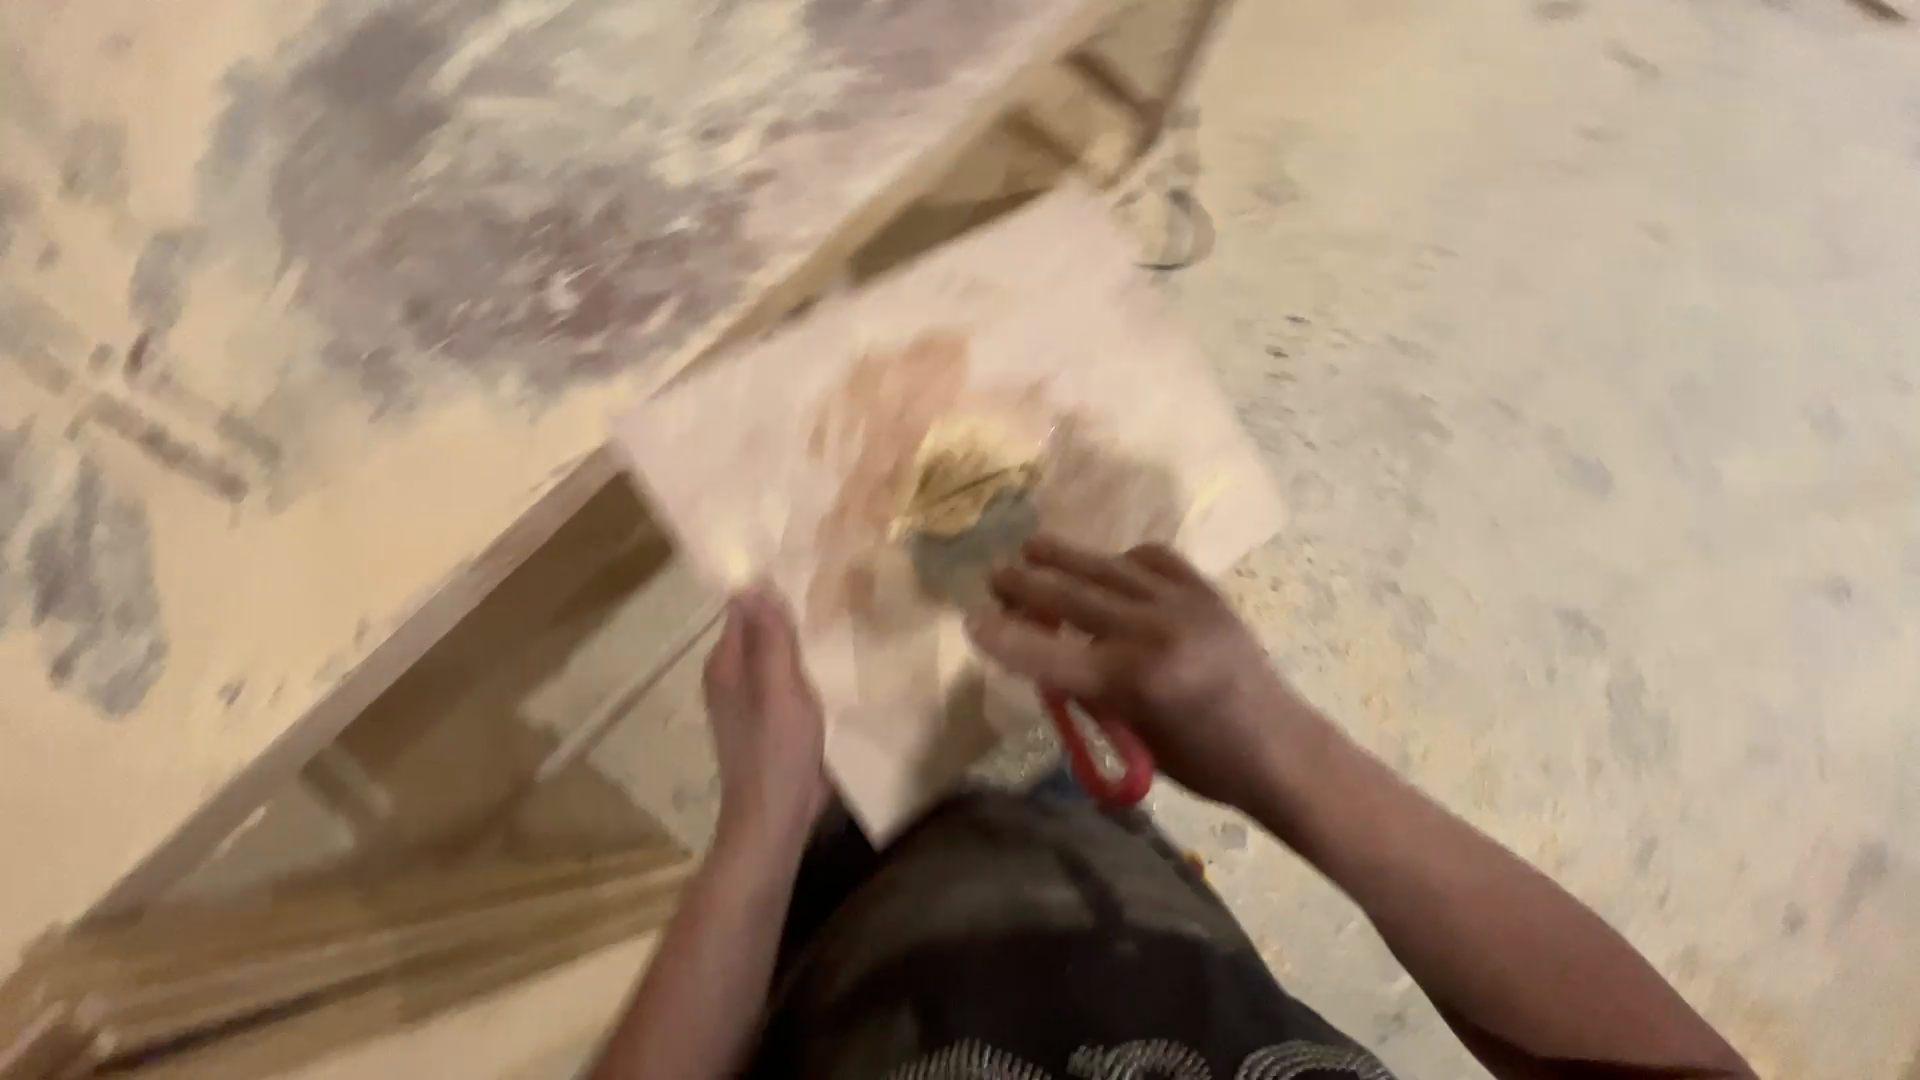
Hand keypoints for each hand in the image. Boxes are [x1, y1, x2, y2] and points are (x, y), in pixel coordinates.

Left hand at [702, 586, 829, 847]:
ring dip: (803, 637)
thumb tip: (754, 584)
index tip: (809, 563)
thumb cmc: (777, 752)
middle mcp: (733, 675)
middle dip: (790, 608)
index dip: (771, 586)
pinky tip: (836, 657)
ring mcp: (752, 697)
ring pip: (778, 652)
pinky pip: (789, 676)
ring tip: (841, 610)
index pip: (744, 606)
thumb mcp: (779, 690)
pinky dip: (808, 664)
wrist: (776, 818)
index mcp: (727, 663)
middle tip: (835, 582)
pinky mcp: (773, 717)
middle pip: (761, 627)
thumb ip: (769, 640)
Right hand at [965, 535, 1318, 809]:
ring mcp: (1182, 602)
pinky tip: (1106, 565)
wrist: (1281, 746)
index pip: (1047, 654)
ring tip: (1031, 545)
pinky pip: (1151, 559)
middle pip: (1070, 598)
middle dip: (1024, 585)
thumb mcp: (1131, 738)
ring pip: (1105, 568)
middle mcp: (1154, 631)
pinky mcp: (1205, 589)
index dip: (1004, 637)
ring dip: (1062, 557)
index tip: (971, 620)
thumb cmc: (1203, 762)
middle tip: (994, 574)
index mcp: (1135, 681)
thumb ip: (1088, 691)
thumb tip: (1049, 651)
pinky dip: (1120, 560)